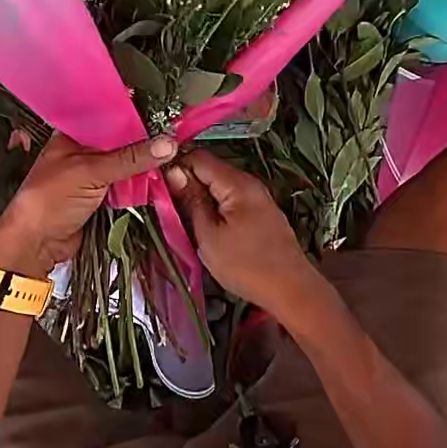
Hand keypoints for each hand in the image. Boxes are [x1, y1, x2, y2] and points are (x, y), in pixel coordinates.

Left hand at [0, 132, 176, 278]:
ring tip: (172, 159)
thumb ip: (130, 158)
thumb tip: (167, 145)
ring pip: (126, 167)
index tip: (163, 116)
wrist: (37, 243)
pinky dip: (139, 187)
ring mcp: (93, 177)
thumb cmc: (51, 199)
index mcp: (73, 137)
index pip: (109, 119)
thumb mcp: (91, 171)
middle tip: (173, 140)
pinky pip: (126, 188)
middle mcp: (84, 153)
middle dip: (144, 144)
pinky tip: (158, 182)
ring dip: (144, 168)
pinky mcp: (101, 198)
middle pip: (121, 144)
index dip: (134, 117)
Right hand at [165, 149, 324, 312]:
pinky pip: (230, 197)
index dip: (175, 165)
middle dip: (186, 181)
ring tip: (180, 213)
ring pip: (219, 185)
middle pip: (210, 169)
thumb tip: (173, 172)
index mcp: (237, 183)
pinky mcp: (260, 211)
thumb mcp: (209, 236)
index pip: (198, 157)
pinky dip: (214, 204)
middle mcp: (249, 182)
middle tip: (163, 202)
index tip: (155, 183)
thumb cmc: (246, 266)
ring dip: (199, 194)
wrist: (291, 290)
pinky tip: (204, 221)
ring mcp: (257, 196)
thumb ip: (191, 201)